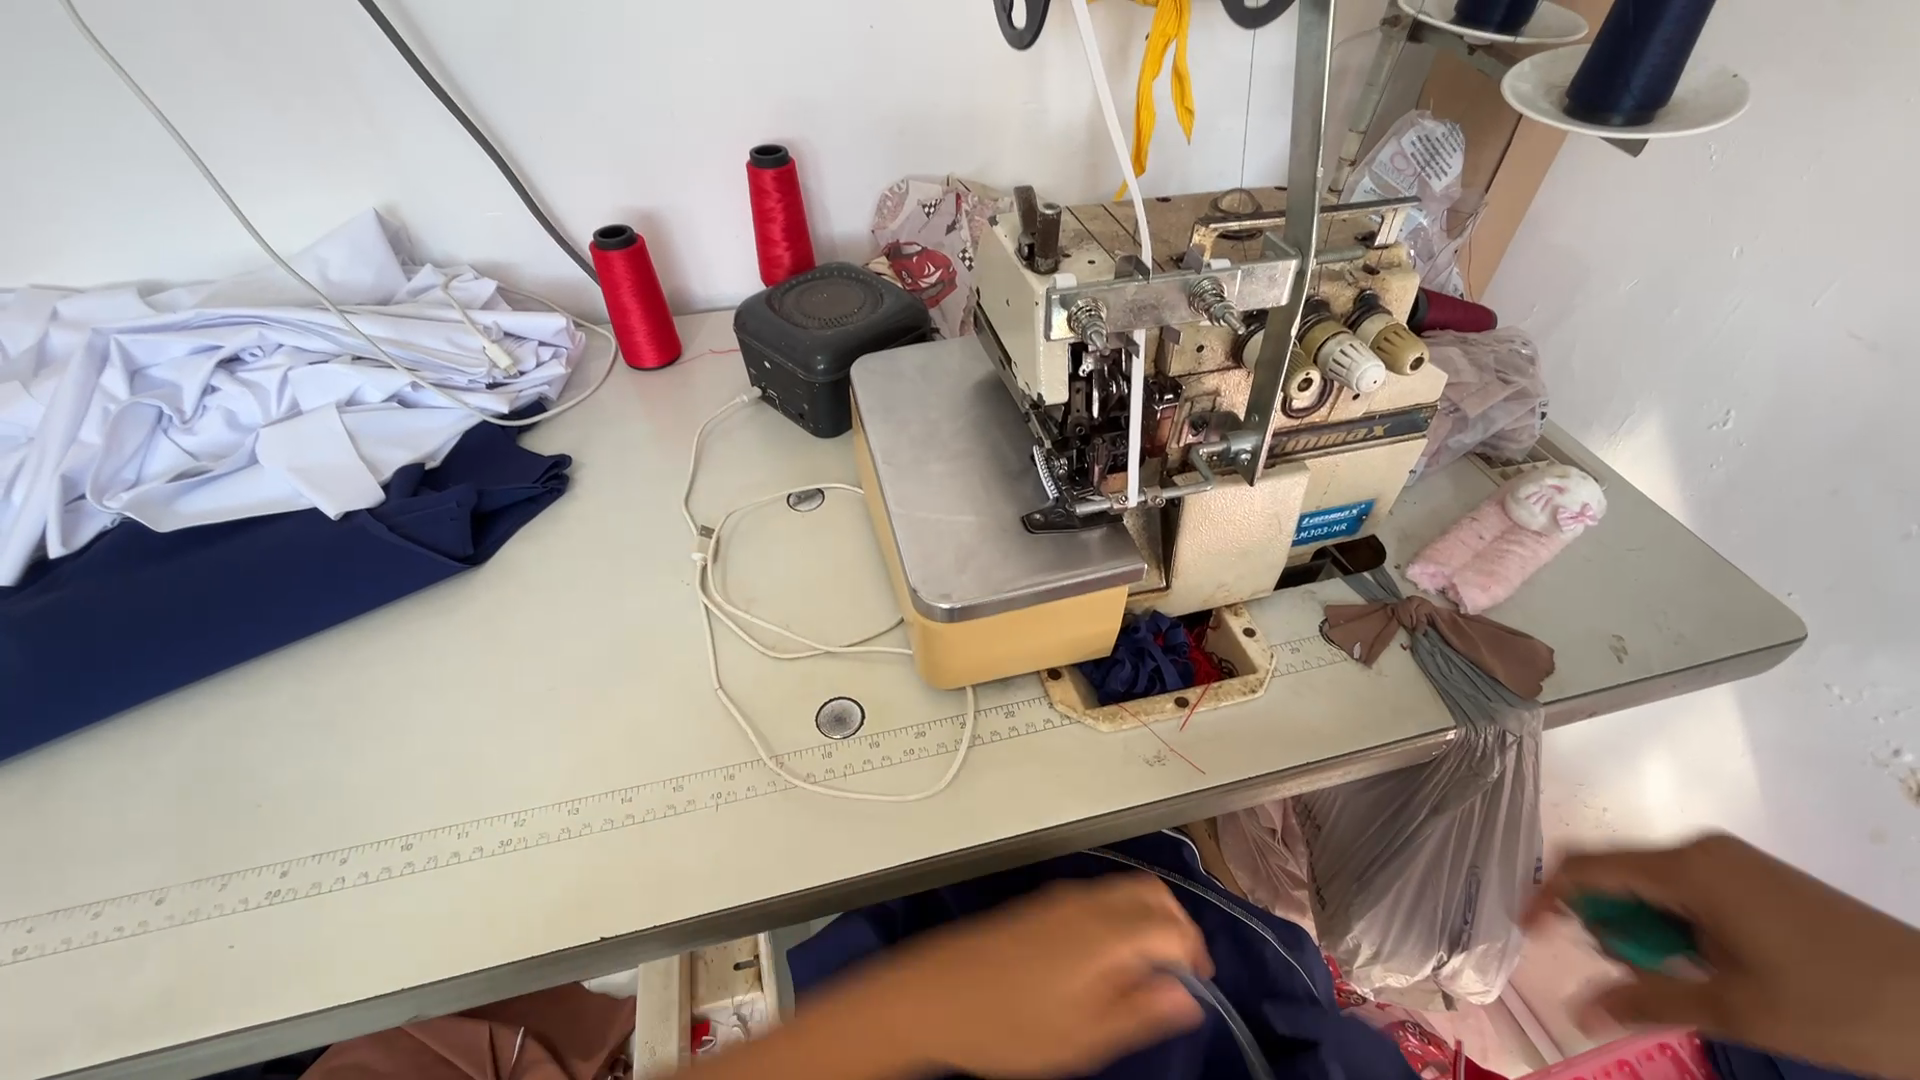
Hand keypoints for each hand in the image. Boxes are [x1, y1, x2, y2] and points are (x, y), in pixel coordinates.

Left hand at [827, 874, 1212, 1078]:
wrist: (930, 995)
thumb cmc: (1007, 1025)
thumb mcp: (1081, 1037)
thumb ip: (1139, 1010)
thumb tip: (1186, 995)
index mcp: (1102, 931)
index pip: (1170, 924)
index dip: (1193, 953)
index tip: (1196, 987)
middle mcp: (1084, 902)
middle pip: (1150, 893)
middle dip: (1175, 926)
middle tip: (1178, 972)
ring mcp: (1058, 899)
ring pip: (1122, 891)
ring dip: (1147, 920)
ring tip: (1143, 973)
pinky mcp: (1038, 906)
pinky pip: (1096, 898)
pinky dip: (1119, 918)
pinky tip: (1105, 960)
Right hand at [1529, 834, 1919, 1079]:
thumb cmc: (1840, 1004)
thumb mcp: (1735, 1010)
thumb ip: (1646, 1000)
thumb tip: (1577, 1009)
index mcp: (1688, 868)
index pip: (1586, 867)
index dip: (1547, 895)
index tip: (1527, 932)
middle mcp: (1701, 850)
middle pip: (1618, 873)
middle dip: (1604, 921)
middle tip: (1619, 973)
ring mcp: (1731, 861)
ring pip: (1651, 884)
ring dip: (1642, 927)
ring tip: (1671, 977)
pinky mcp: (1753, 877)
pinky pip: (1685, 889)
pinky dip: (1673, 923)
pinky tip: (1700, 963)